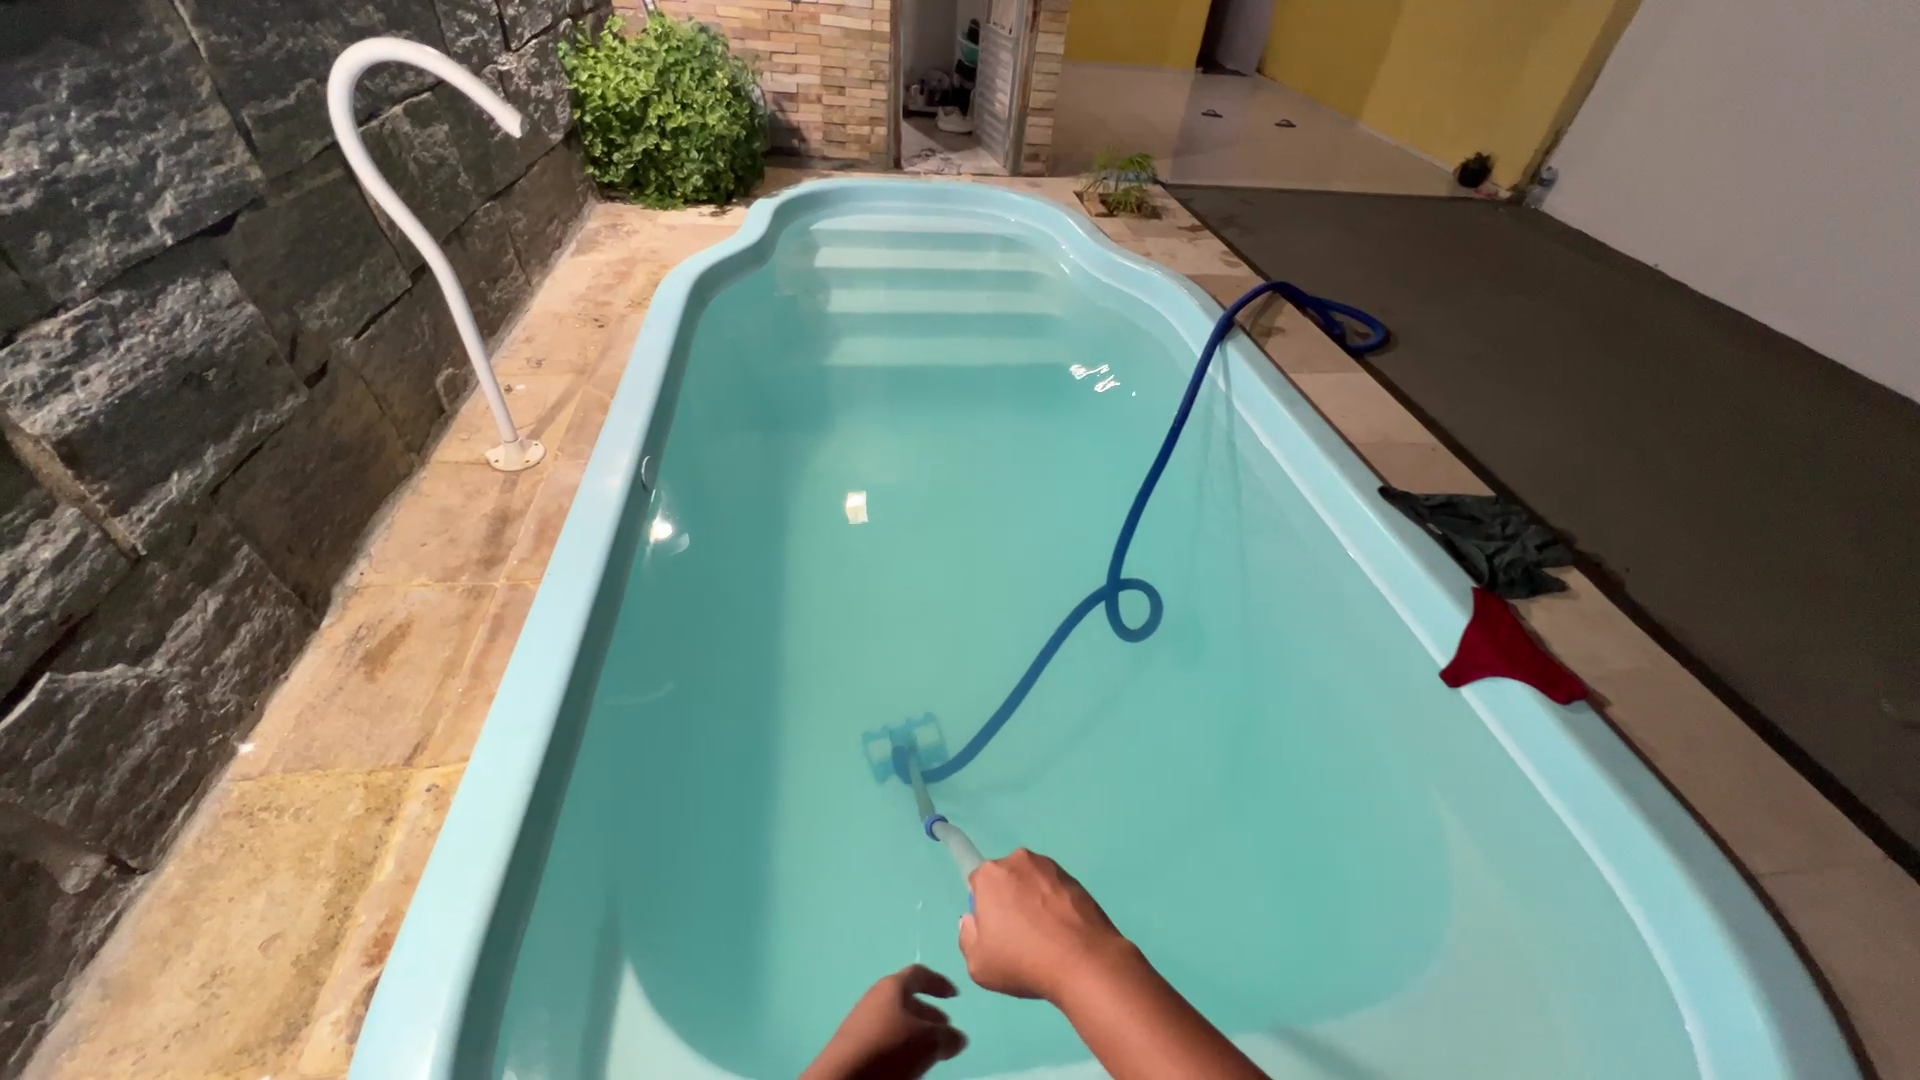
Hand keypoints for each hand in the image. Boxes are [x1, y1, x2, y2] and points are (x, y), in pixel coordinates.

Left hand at [800, 965, 966, 1079]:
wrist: (842, 1078)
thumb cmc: (889, 1049)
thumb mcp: (928, 1042)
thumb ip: (947, 1037)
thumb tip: (958, 1037)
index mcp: (893, 986)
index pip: (919, 973)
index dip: (939, 982)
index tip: (955, 996)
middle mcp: (876, 997)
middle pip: (908, 998)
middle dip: (930, 1013)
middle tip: (946, 1029)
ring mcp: (863, 1020)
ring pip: (897, 1020)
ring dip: (917, 1032)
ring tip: (932, 1050)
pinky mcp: (855, 1044)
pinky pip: (886, 1037)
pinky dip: (902, 1044)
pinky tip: (910, 1063)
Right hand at [958, 849, 1137, 1002]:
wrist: (1083, 962)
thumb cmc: (1023, 961)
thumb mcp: (978, 964)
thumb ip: (967, 936)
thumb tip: (974, 920)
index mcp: (990, 875)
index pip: (976, 881)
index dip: (982, 905)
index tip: (994, 927)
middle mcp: (1018, 860)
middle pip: (1004, 879)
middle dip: (1007, 900)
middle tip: (1017, 936)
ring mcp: (1049, 867)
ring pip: (1031, 883)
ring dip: (1032, 901)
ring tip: (1044, 937)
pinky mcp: (1074, 878)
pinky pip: (1053, 889)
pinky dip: (1054, 905)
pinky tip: (1062, 933)